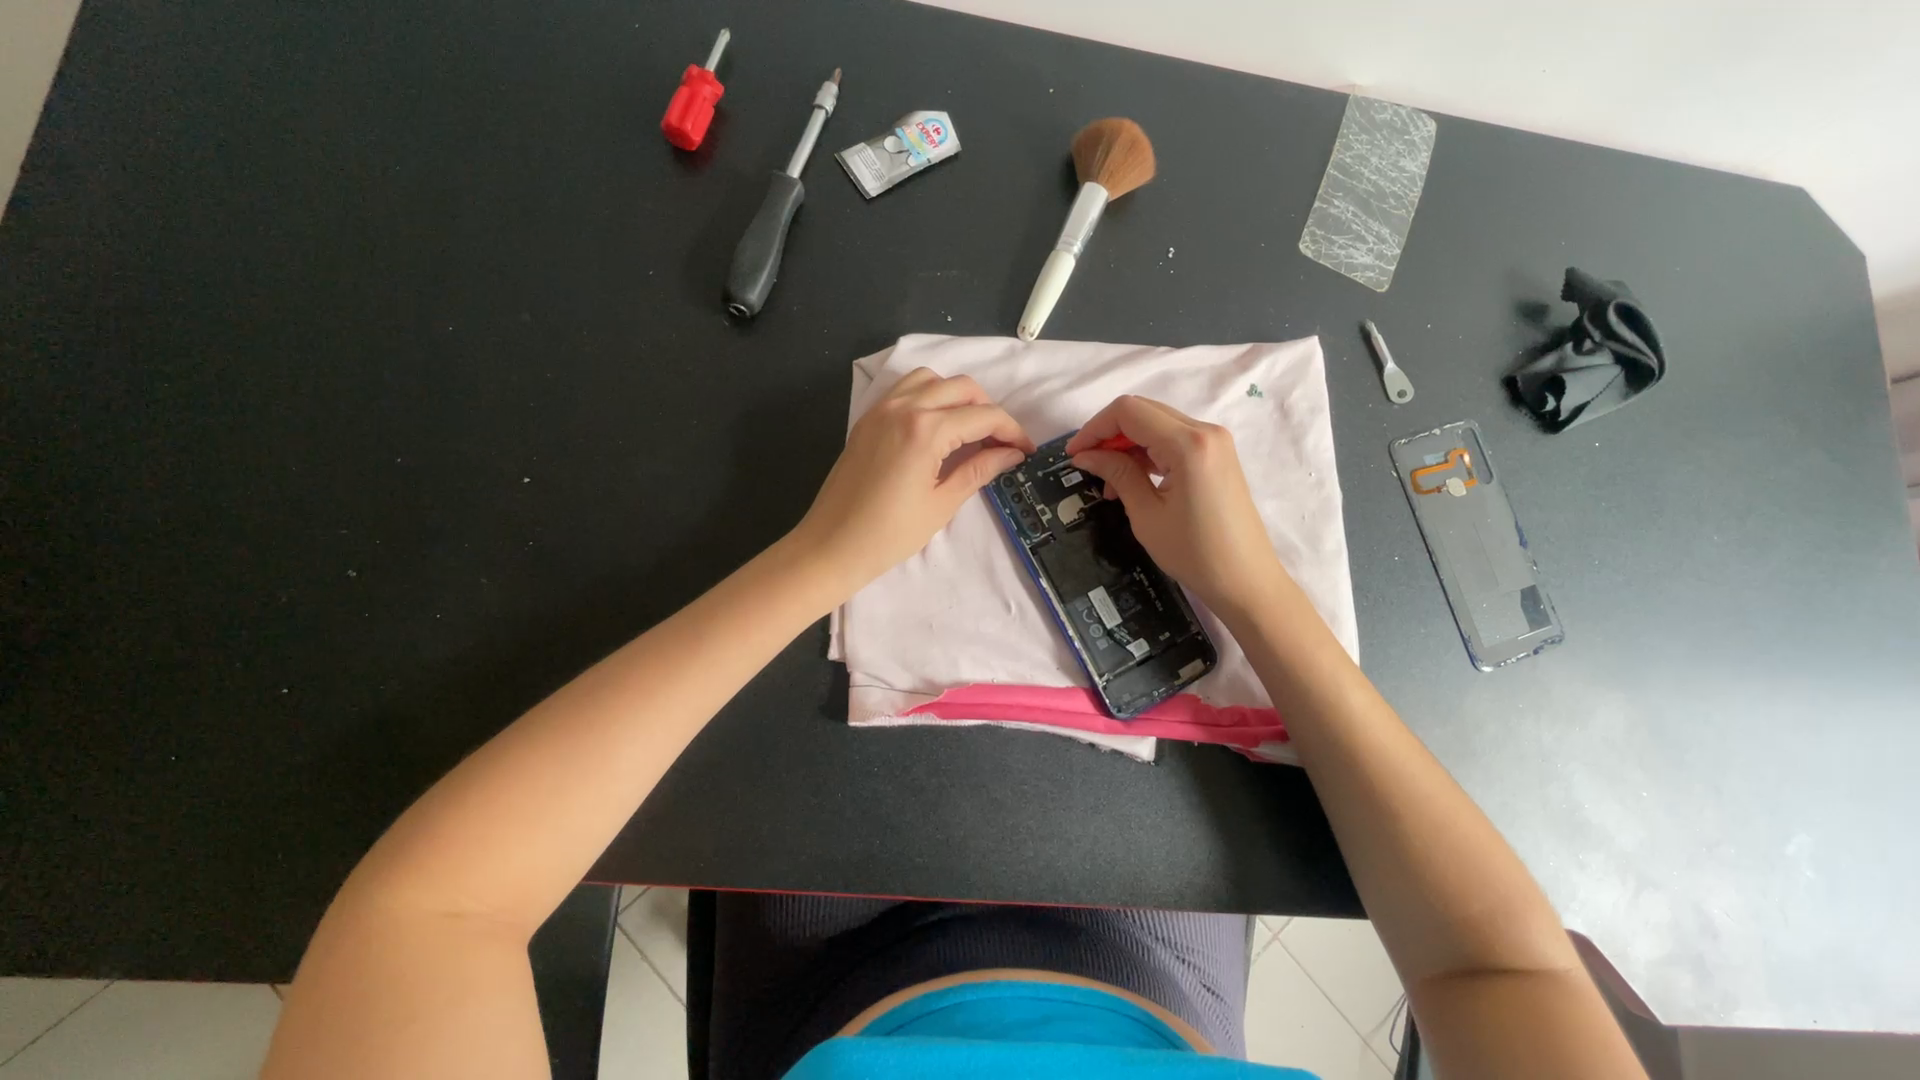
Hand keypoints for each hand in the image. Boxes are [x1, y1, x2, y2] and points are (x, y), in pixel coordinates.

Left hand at [791, 368, 1034, 591]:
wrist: (830, 546)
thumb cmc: (888, 535)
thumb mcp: (941, 504)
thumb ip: (979, 470)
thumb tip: (1011, 454)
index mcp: (925, 430)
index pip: (982, 416)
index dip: (1011, 431)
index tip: (1025, 450)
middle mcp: (903, 407)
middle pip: (961, 388)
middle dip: (988, 409)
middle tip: (1000, 442)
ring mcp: (881, 409)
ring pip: (932, 379)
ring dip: (958, 396)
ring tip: (969, 429)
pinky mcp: (868, 419)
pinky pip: (905, 389)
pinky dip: (929, 396)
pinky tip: (937, 426)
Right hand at [1064, 396, 1286, 613]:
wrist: (1246, 580)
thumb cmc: (1194, 553)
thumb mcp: (1146, 515)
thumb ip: (1117, 474)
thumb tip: (1085, 455)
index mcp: (1188, 444)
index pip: (1129, 412)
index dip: (1095, 428)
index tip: (1074, 454)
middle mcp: (1205, 431)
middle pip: (1143, 411)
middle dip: (1109, 433)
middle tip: (1087, 465)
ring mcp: (1215, 442)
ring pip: (1157, 424)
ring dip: (1127, 445)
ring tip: (1109, 483)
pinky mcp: (1217, 455)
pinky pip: (1173, 439)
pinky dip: (1148, 452)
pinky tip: (1132, 481)